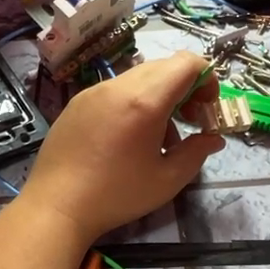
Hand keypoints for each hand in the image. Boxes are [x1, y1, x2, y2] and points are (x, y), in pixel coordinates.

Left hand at [16, 52, 223, 240]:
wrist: (56, 206)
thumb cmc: (116, 195)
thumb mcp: (167, 180)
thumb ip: (196, 153)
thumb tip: (213, 138)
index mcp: (144, 101)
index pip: (186, 63)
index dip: (207, 78)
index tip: (206, 108)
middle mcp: (117, 87)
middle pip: (162, 68)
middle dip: (184, 89)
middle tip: (187, 122)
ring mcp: (92, 92)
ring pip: (137, 79)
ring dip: (157, 99)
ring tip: (156, 139)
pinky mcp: (75, 104)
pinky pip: (113, 92)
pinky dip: (130, 104)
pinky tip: (124, 140)